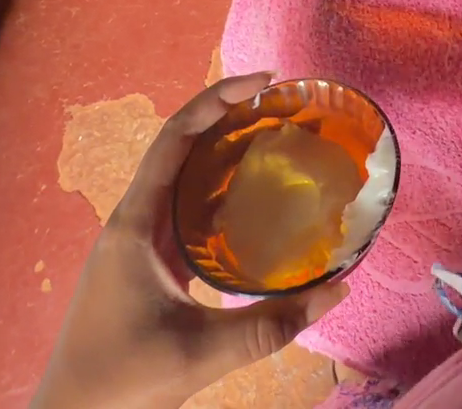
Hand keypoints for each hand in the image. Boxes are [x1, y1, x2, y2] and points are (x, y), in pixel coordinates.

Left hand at [32, 73, 348, 408]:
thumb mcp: (201, 354)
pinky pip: (186, 204)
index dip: (216, 99)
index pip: (175, 138)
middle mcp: (135, 218)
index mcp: (137, 222)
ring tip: (274, 137)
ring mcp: (138, 239)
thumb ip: (272, 323)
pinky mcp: (147, 260)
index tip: (263, 82)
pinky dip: (219, 186)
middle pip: (180, 145)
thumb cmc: (122, 383)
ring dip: (223, 148)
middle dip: (228, 115)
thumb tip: (339, 289)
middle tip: (280, 106)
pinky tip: (253, 197)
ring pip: (182, 173)